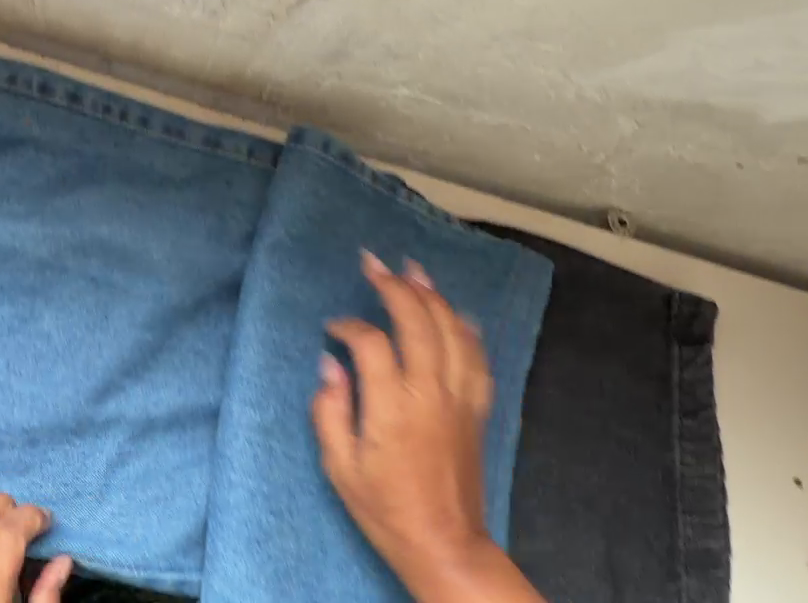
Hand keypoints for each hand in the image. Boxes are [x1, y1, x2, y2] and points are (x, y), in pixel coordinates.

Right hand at [312, 250, 542, 602]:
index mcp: (392, 406)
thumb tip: (330, 365)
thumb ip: (329, 411)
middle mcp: (429, 393)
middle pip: (416, 321)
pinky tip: (455, 312)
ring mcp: (459, 399)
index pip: (371, 343)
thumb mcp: (340, 466)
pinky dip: (466, 329)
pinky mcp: (476, 410)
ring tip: (413, 270)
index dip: (348, 327)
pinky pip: (478, 359)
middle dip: (393, 286)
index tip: (332, 329)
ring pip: (451, 332)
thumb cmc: (384, 508)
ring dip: (432, 296)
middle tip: (372, 263)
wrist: (445, 545)